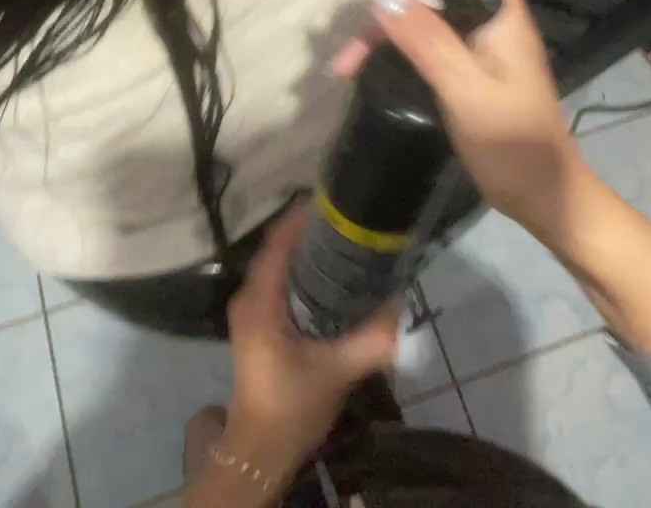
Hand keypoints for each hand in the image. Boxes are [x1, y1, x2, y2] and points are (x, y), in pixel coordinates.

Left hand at [223, 210, 399, 469]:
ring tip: (345, 239)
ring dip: (306, 251)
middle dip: (309, 231)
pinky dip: (301, 271)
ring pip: (278, 266)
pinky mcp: (259, 324)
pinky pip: (279, 283)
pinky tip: (330, 276)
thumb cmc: (292, 405)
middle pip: (277, 249)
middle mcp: (249, 297)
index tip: (332, 200)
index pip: (277, 242)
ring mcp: (251, 311)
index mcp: (259, 300)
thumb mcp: (337, 371)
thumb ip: (372, 338)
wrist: (261, 450)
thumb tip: (401, 302)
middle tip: (348, 218)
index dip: (300, 217)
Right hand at [360, 0, 587, 239]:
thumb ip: (426, 38)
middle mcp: (492, 22)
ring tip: (347, 64)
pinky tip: (369, 73)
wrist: (543, 198)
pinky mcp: (468, 74)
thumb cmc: (513, 143)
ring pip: (428, 19)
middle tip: (362, 22)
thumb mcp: (464, 89)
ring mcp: (480, 49)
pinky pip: (427, 48)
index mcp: (503, 14)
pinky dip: (397, 54)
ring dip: (387, 33)